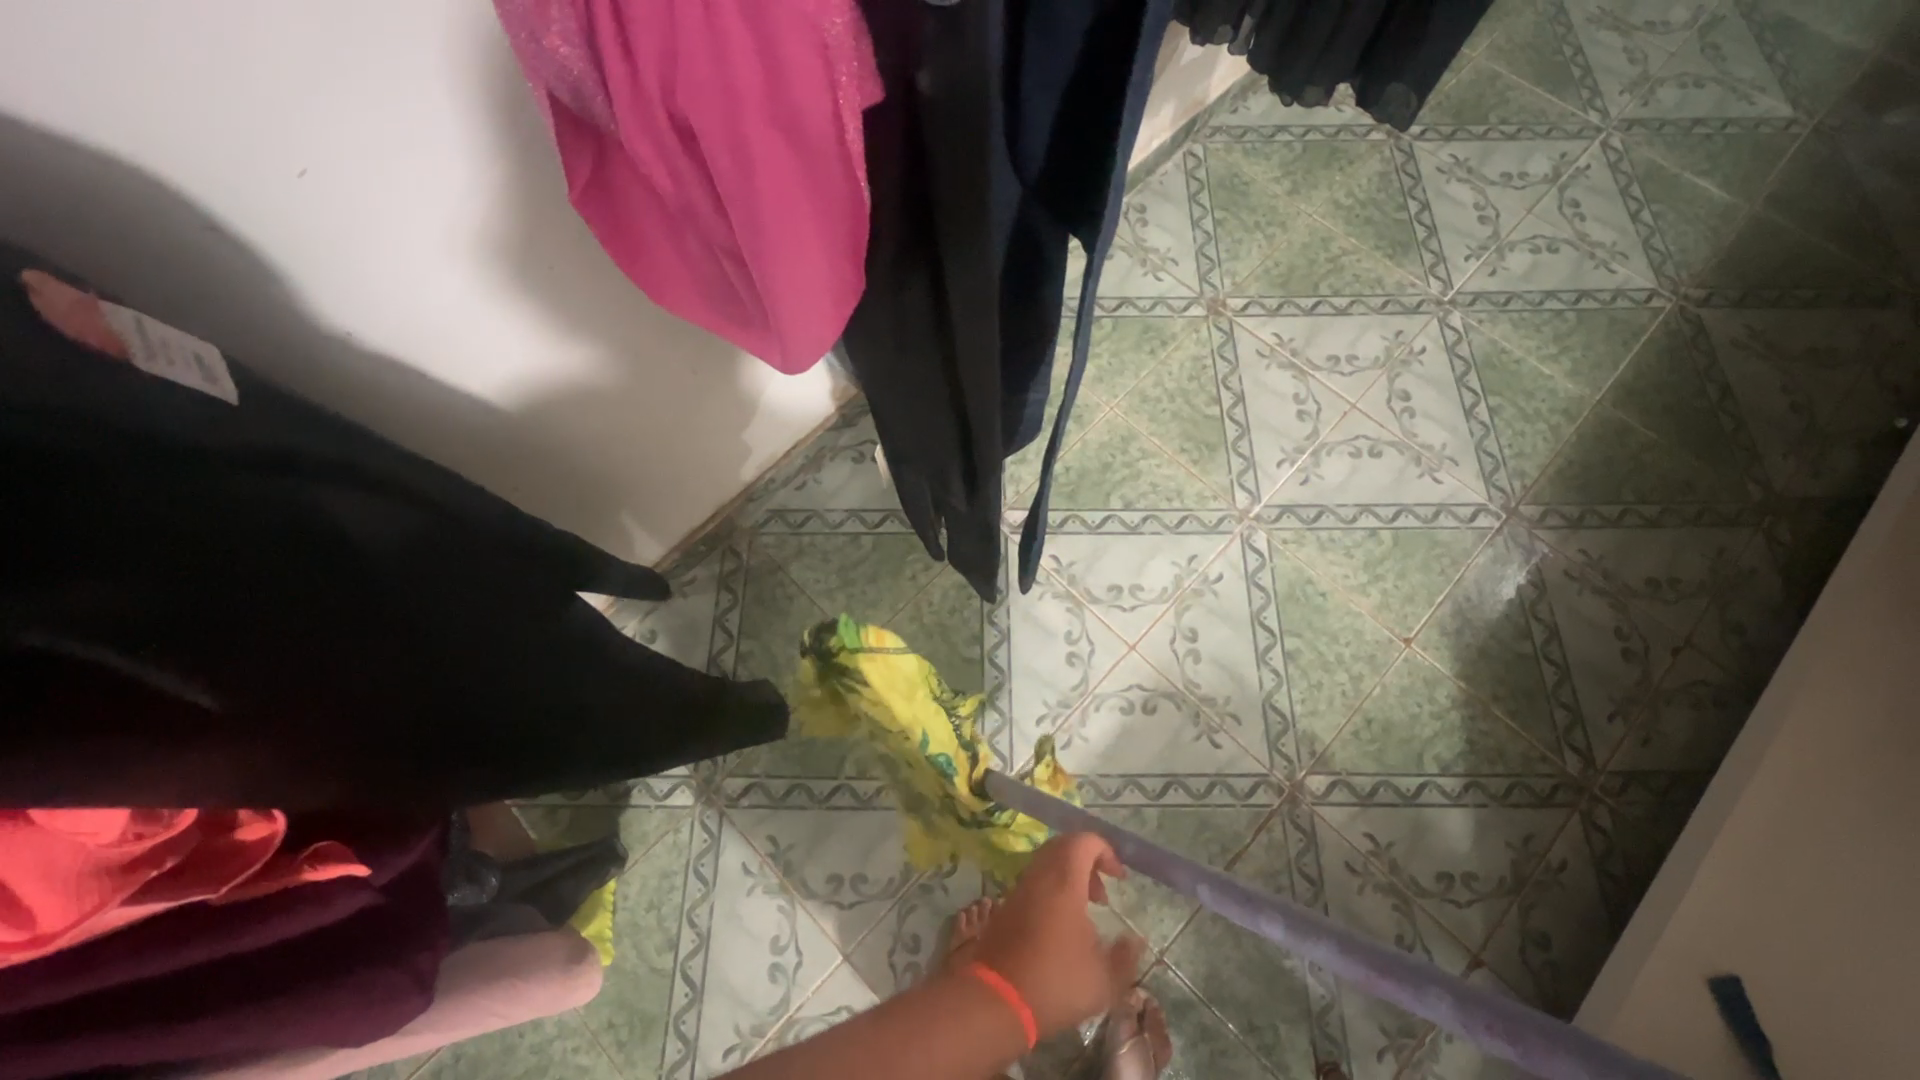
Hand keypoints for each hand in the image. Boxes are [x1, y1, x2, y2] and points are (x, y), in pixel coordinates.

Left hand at [972, 832, 1146, 1037]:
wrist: (995, 1001)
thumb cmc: (1054, 983)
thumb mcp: (1104, 979)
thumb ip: (1124, 956)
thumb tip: (1133, 940)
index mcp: (1064, 882)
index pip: (1083, 841)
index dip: (1105, 851)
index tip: (1120, 878)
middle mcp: (1038, 878)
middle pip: (1062, 848)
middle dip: (1087, 863)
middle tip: (1102, 895)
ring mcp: (1017, 892)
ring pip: (1045, 867)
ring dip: (1069, 880)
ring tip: (1085, 914)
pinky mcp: (1004, 910)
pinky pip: (1032, 886)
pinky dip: (1051, 894)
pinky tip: (1060, 929)